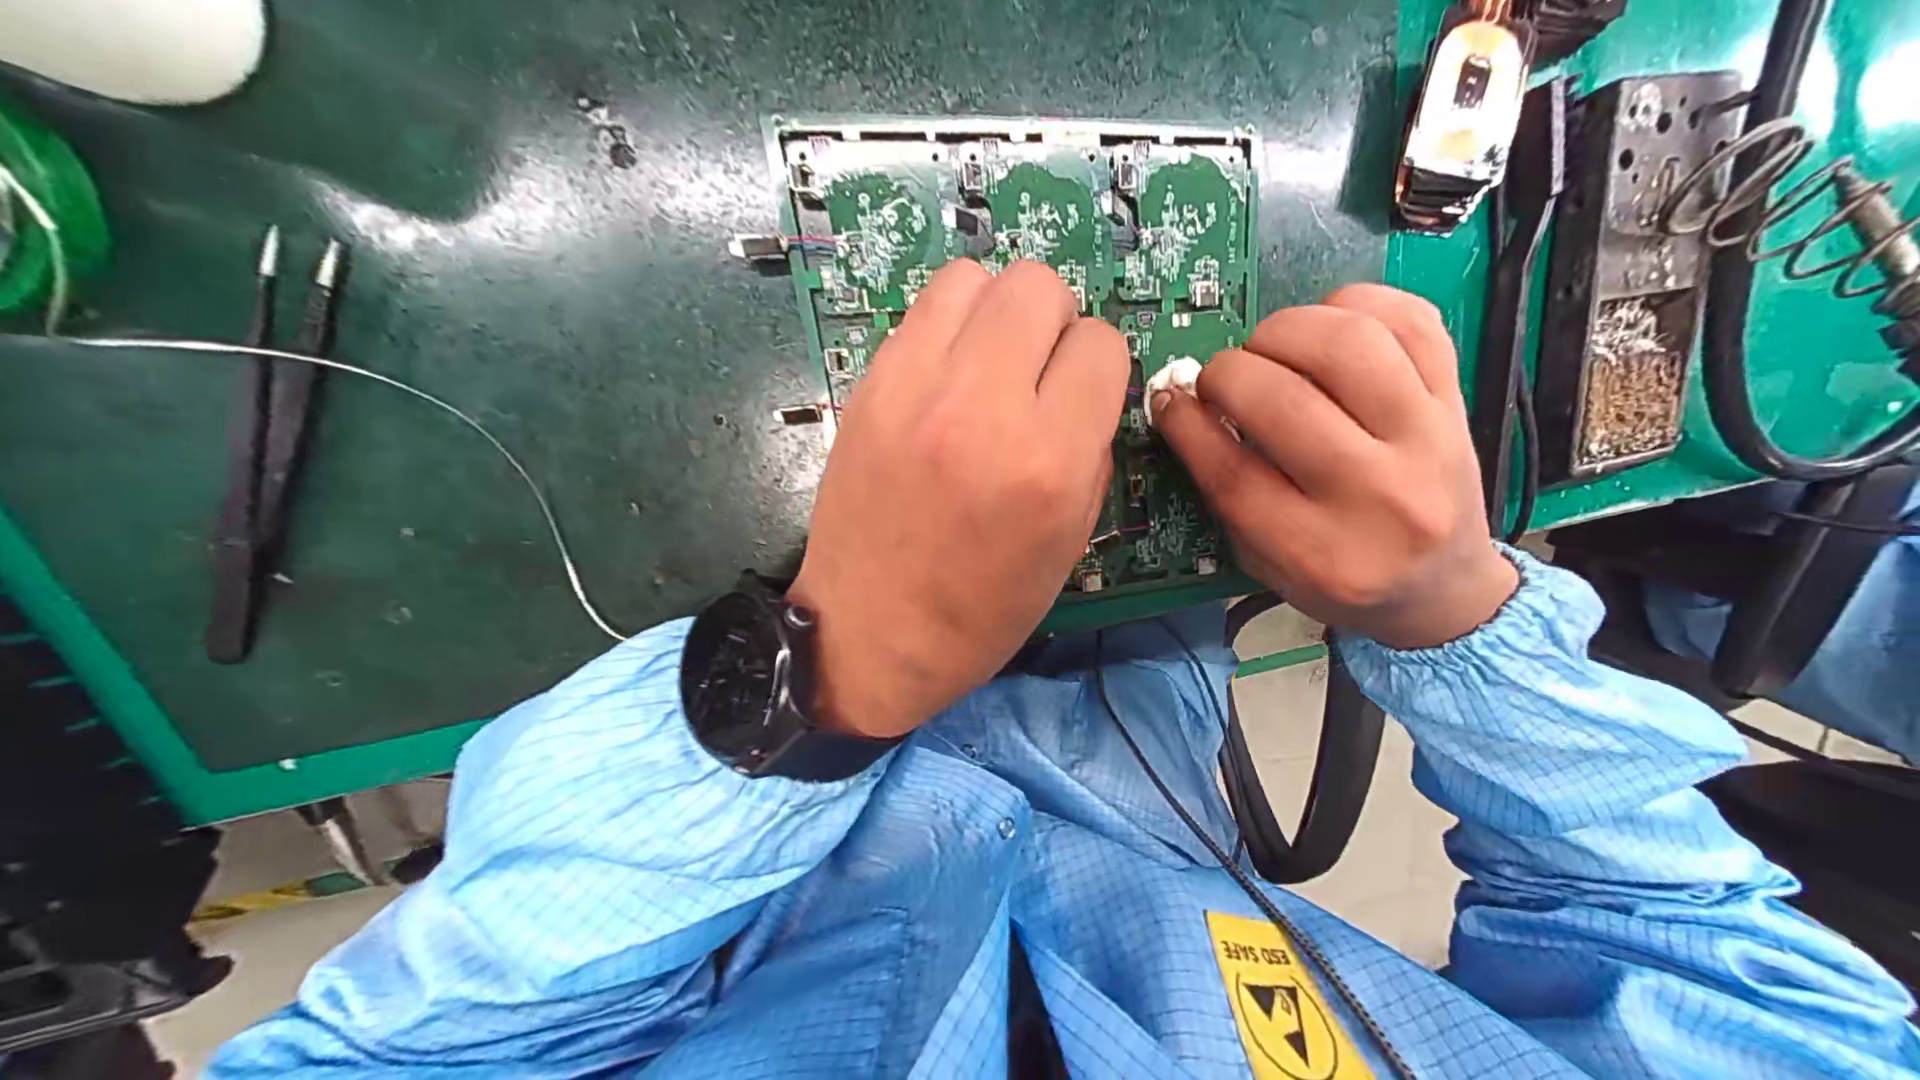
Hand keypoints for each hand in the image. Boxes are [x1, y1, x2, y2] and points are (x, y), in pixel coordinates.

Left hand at [790, 260, 1127, 736]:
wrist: (872, 634)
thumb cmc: (980, 610)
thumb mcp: (1068, 544)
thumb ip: (1090, 451)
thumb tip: (1086, 390)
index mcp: (1048, 460)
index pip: (1101, 344)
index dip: (1099, 367)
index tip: (1081, 394)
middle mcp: (983, 407)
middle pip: (1038, 286)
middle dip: (1054, 321)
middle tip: (1038, 369)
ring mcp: (915, 389)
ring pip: (974, 278)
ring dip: (996, 309)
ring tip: (990, 360)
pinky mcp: (870, 387)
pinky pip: (921, 311)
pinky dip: (947, 326)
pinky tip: (946, 374)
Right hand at [1152, 284, 1517, 649]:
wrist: (1444, 588)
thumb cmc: (1339, 581)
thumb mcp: (1264, 561)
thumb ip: (1223, 493)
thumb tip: (1186, 408)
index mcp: (1319, 552)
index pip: (1234, 473)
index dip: (1187, 424)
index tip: (1169, 401)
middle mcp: (1380, 496)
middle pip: (1284, 403)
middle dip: (1228, 373)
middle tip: (1218, 380)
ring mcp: (1429, 440)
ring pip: (1349, 345)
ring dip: (1284, 330)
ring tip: (1266, 347)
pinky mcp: (1456, 401)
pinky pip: (1412, 320)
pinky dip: (1354, 306)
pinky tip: (1323, 327)